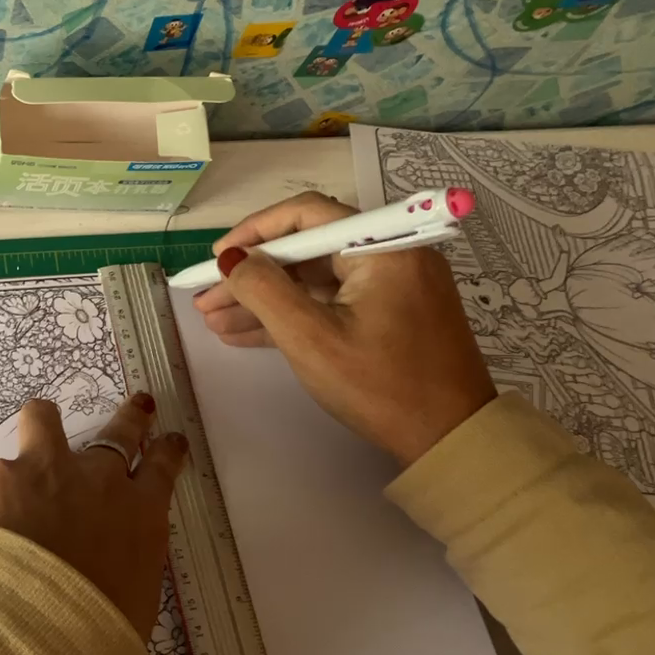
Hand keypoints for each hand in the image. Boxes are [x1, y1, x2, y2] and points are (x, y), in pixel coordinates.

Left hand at [0, 394, 188, 639]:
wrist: (34, 624)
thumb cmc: (95, 629)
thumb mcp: (134, 599)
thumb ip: (127, 565)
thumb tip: (111, 562)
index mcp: (140, 515)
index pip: (162, 470)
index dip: (166, 452)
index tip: (169, 440)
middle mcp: (98, 480)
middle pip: (120, 434)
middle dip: (132, 419)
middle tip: (138, 406)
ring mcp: (46, 469)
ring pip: (46, 419)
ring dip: (46, 420)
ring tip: (42, 420)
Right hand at [192, 192, 496, 466]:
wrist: (449, 439)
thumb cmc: (379, 385)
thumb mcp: (310, 337)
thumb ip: (263, 289)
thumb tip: (230, 259)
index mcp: (382, 249)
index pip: (307, 215)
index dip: (254, 232)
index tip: (216, 258)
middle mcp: (389, 256)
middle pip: (304, 250)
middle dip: (250, 273)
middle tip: (205, 297)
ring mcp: (388, 287)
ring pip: (309, 280)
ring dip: (260, 298)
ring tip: (213, 319)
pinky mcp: (384, 315)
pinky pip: (325, 302)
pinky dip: (286, 314)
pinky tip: (241, 331)